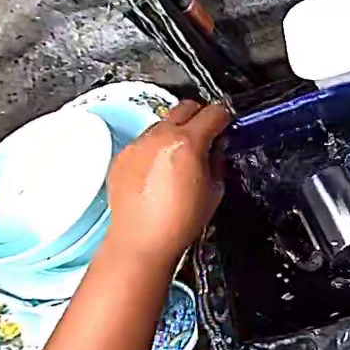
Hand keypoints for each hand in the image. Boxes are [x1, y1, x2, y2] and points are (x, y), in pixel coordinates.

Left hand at [102, 99, 230, 265]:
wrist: (141, 241)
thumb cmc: (178, 223)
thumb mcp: (214, 191)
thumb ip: (217, 160)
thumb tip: (215, 148)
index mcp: (188, 142)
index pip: (214, 112)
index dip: (225, 118)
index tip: (226, 124)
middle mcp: (160, 136)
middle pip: (186, 107)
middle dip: (200, 116)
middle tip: (206, 133)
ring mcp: (138, 144)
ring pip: (163, 122)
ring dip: (175, 131)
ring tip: (180, 156)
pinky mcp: (123, 156)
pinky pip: (144, 141)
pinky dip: (155, 147)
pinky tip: (159, 170)